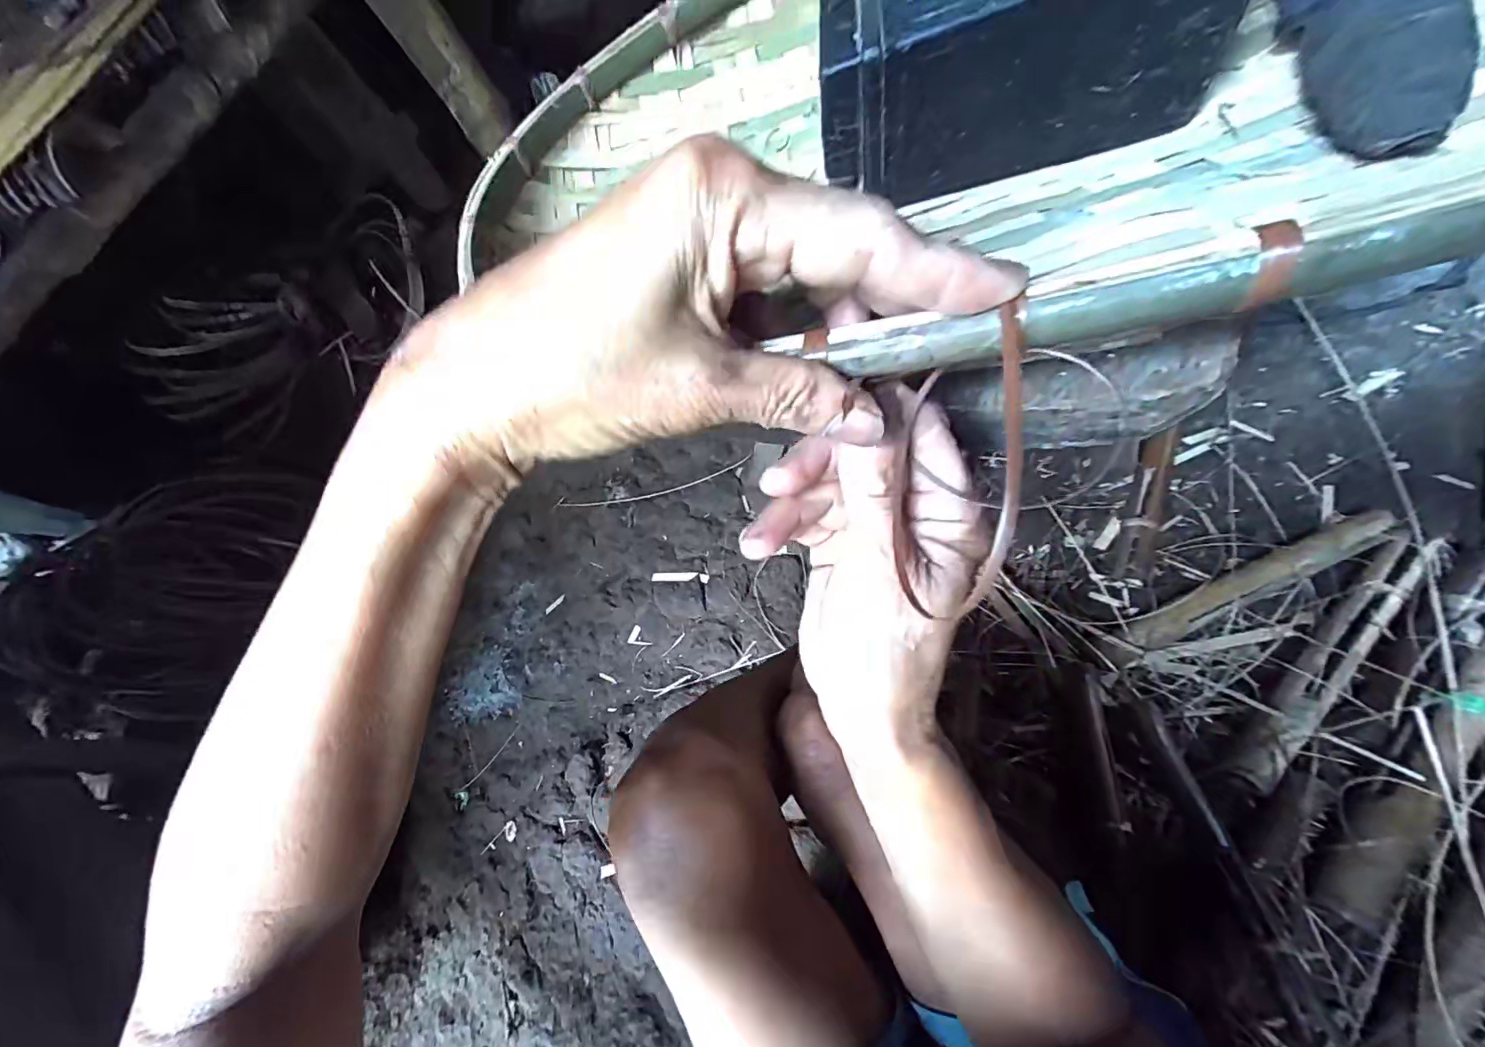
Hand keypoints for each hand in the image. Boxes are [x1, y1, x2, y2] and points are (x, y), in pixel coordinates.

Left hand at [375, 136, 1023, 494]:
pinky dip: (811, 336)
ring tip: (893, 372)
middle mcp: (729, 194)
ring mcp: (714, 228)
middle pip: (846, 247)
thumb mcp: (700, 387)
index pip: (862, 234)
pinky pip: (780, 296)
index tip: (1005, 285)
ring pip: (816, 276)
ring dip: (853, 329)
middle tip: (966, 332)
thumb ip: (799, 392)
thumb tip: (871, 415)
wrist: (478, 385)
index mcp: (728, 197)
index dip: (939, 269)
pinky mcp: (701, 264)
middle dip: (899, 302)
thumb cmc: (574, 374)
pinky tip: (836, 367)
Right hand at [742, 386, 988, 727]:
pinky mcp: (842, 540)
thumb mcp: (881, 569)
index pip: (923, 437)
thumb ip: (873, 492)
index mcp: (948, 512)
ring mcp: (875, 523)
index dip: (883, 407)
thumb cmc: (889, 651)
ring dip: (792, 501)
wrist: (861, 710)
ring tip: (763, 533)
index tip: (836, 388)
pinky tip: (759, 545)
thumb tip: (871, 417)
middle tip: (779, 478)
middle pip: (866, 454)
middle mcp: (914, 509)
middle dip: (820, 464)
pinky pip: (811, 513)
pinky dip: (784, 525)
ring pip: (831, 482)